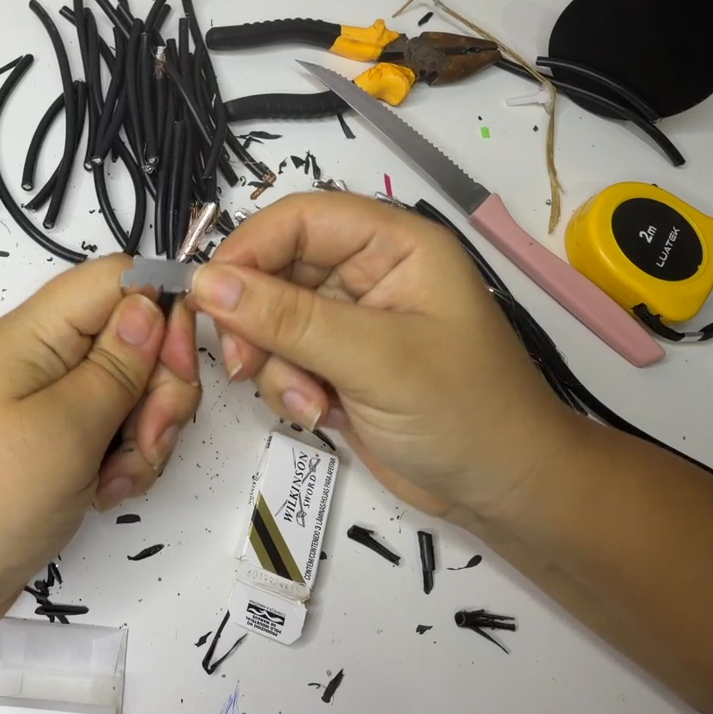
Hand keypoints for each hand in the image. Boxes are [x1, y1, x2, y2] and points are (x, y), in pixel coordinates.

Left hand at [0, 255, 199, 644]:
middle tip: (146, 438)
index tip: (179, 363)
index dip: (161, 308)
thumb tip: (151, 301)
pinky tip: (105, 492)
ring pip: (137, 388)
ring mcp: (59, 400)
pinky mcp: (65, 440)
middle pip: (139, 336)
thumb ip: (118, 363)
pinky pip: (120, 429)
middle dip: (160, 388)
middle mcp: (51, 355)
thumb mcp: (66, 426)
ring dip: (145, 434)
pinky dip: (127, 460)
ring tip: (116, 479)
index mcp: (39, 331)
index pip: (120, 278)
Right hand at [189, 191, 578, 522]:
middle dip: (255, 319)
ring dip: (272, 361)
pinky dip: (285, 385)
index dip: (250, 248)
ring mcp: (347, 317)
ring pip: (268, 316)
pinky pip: (279, 355)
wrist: (506, 494)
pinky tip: (321, 414)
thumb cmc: (464, 413)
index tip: (211, 295)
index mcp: (392, 244)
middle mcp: (365, 270)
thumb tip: (206, 283)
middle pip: (274, 267)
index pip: (300, 219)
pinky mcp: (334, 359)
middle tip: (244, 364)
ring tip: (309, 403)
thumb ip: (288, 319)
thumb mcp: (376, 360)